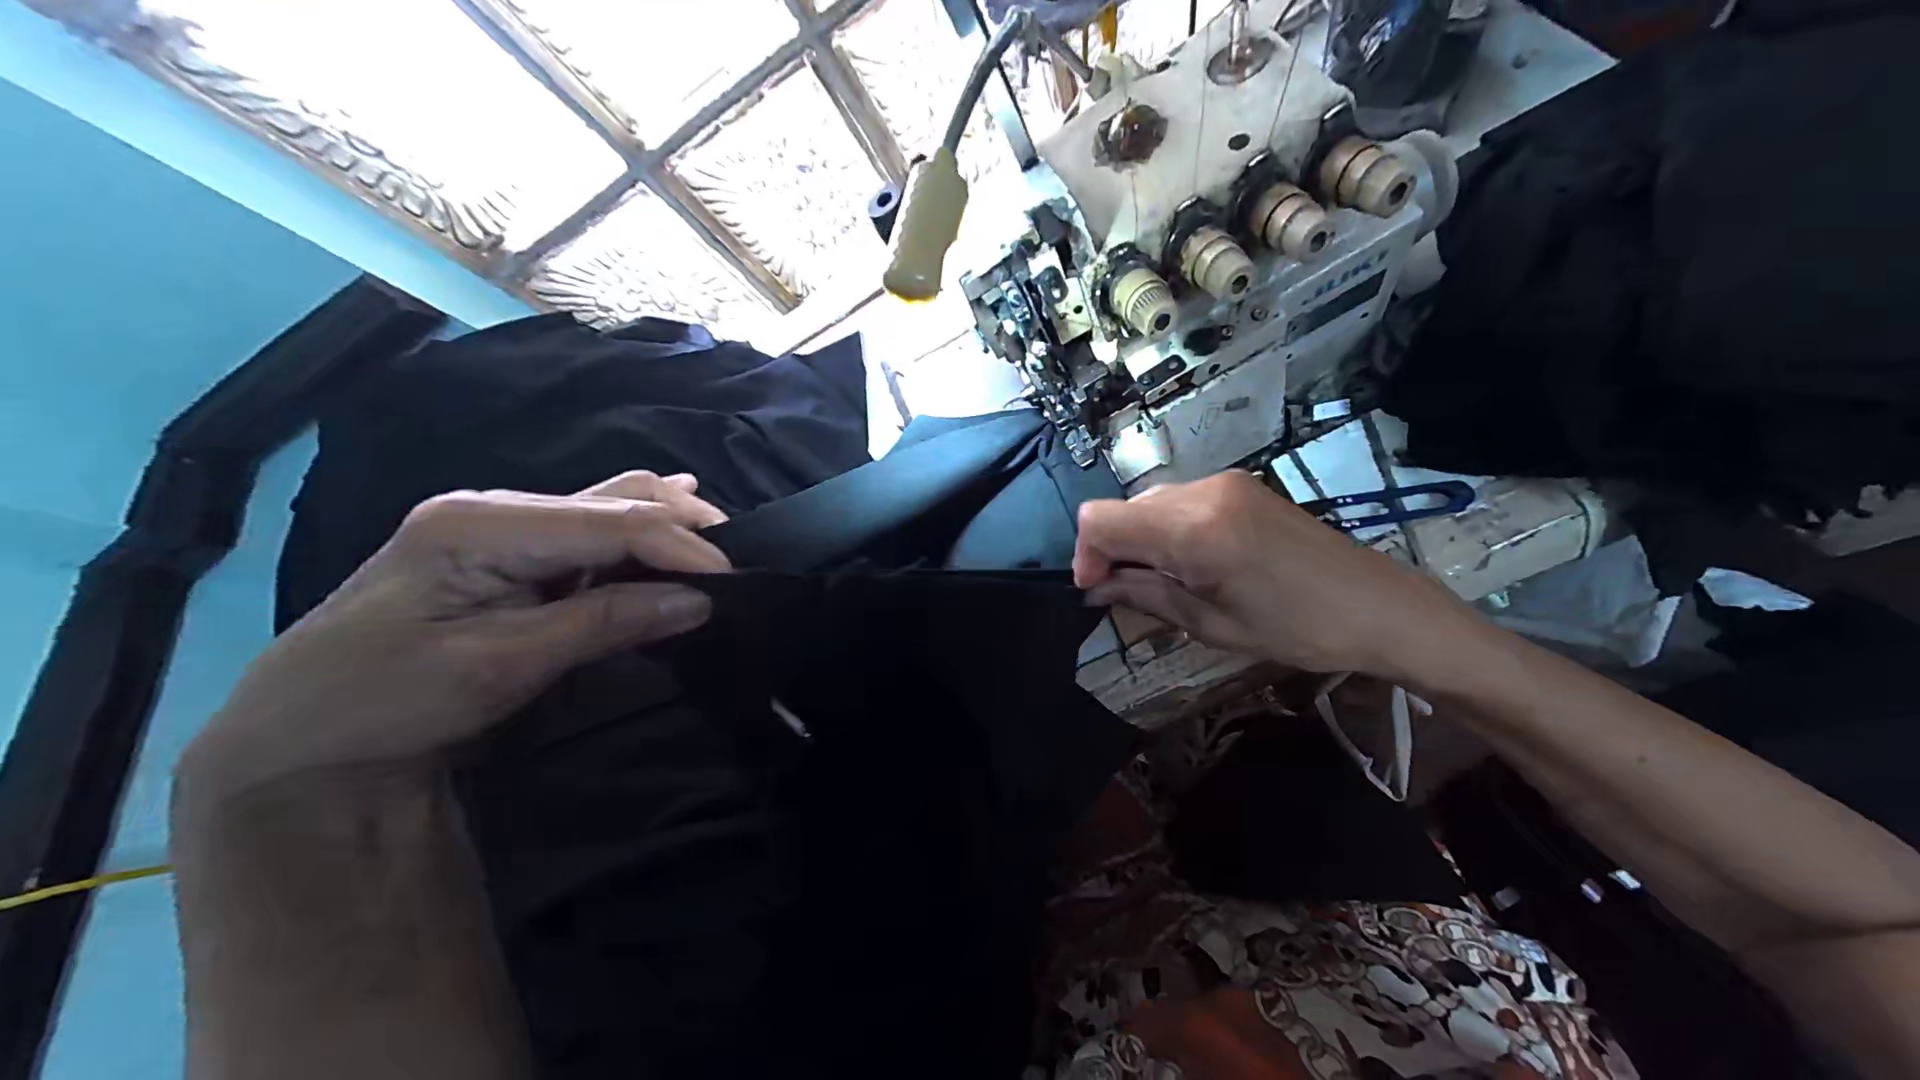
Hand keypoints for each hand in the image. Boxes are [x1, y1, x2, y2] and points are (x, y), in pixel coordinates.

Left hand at [186, 471, 730, 788]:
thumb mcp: (498, 668)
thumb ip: (603, 622)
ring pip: (609, 504)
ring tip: (718, 545)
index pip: (610, 522)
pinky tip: (678, 515)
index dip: (680, 546)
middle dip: (683, 526)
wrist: (300, 738)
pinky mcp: (510, 551)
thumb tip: (699, 601)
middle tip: (737, 563)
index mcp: (480, 525)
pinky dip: (641, 531)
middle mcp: (494, 508)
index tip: (733, 583)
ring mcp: (500, 525)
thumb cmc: (386, 702)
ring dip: (667, 523)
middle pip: (615, 499)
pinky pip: (592, 527)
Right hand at [1073, 471, 1481, 683]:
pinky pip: (1180, 501)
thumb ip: (1144, 596)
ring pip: (1149, 503)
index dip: (1087, 555)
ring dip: (1141, 539)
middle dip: (1113, 549)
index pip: (1100, 520)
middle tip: (1128, 592)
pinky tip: (1193, 560)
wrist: (1381, 607)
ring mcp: (1224, 483)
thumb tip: (1097, 588)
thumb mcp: (1211, 625)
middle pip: (1123, 508)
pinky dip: (1168, 529)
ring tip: (1165, 580)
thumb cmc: (1298, 629)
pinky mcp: (1240, 485)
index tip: (1099, 590)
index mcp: (1193, 530)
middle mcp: (1202, 492)